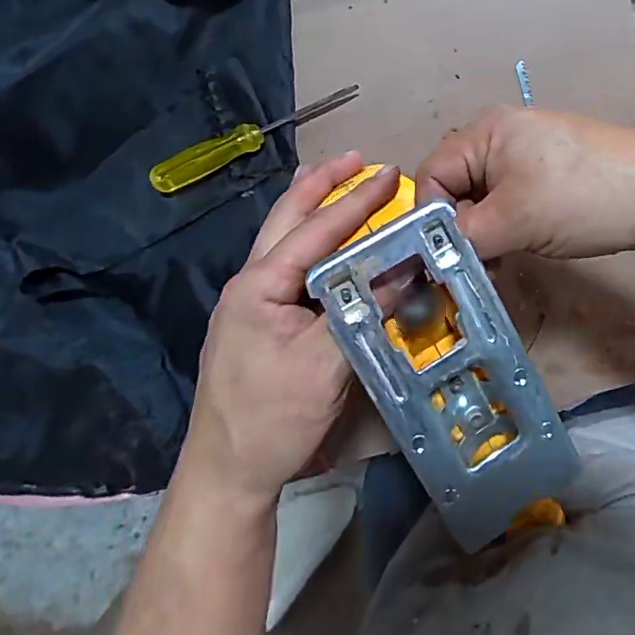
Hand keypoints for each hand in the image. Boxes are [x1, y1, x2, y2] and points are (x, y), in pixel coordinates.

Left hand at [182, 153, 401, 502]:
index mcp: (259, 286)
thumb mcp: (327, 363)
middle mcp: (249, 284)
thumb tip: (408, 268)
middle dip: (320, 184)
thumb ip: (365, 309)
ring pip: (283, 239)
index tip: (389, 173)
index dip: (355, 201)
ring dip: (311, 207)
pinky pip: (289, 266)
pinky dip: (311, 241)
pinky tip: (327, 242)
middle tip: (355, 158)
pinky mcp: (259, 321)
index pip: (315, 231)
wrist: (226, 476)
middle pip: (285, 219)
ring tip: (337, 180)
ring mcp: (250, 303)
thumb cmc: (272, 418)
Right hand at [416, 106, 634, 261]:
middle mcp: (504, 134)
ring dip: (484, 234)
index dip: (429, 220)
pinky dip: (509, 228)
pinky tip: (520, 252)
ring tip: (498, 264)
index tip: (439, 262)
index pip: (432, 176)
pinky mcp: (554, 173)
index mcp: (486, 131)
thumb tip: (427, 258)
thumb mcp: (514, 220)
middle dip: (459, 230)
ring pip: (486, 198)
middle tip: (469, 269)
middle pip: (457, 186)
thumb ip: (462, 238)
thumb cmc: (583, 198)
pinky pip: (513, 200)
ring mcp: (533, 152)